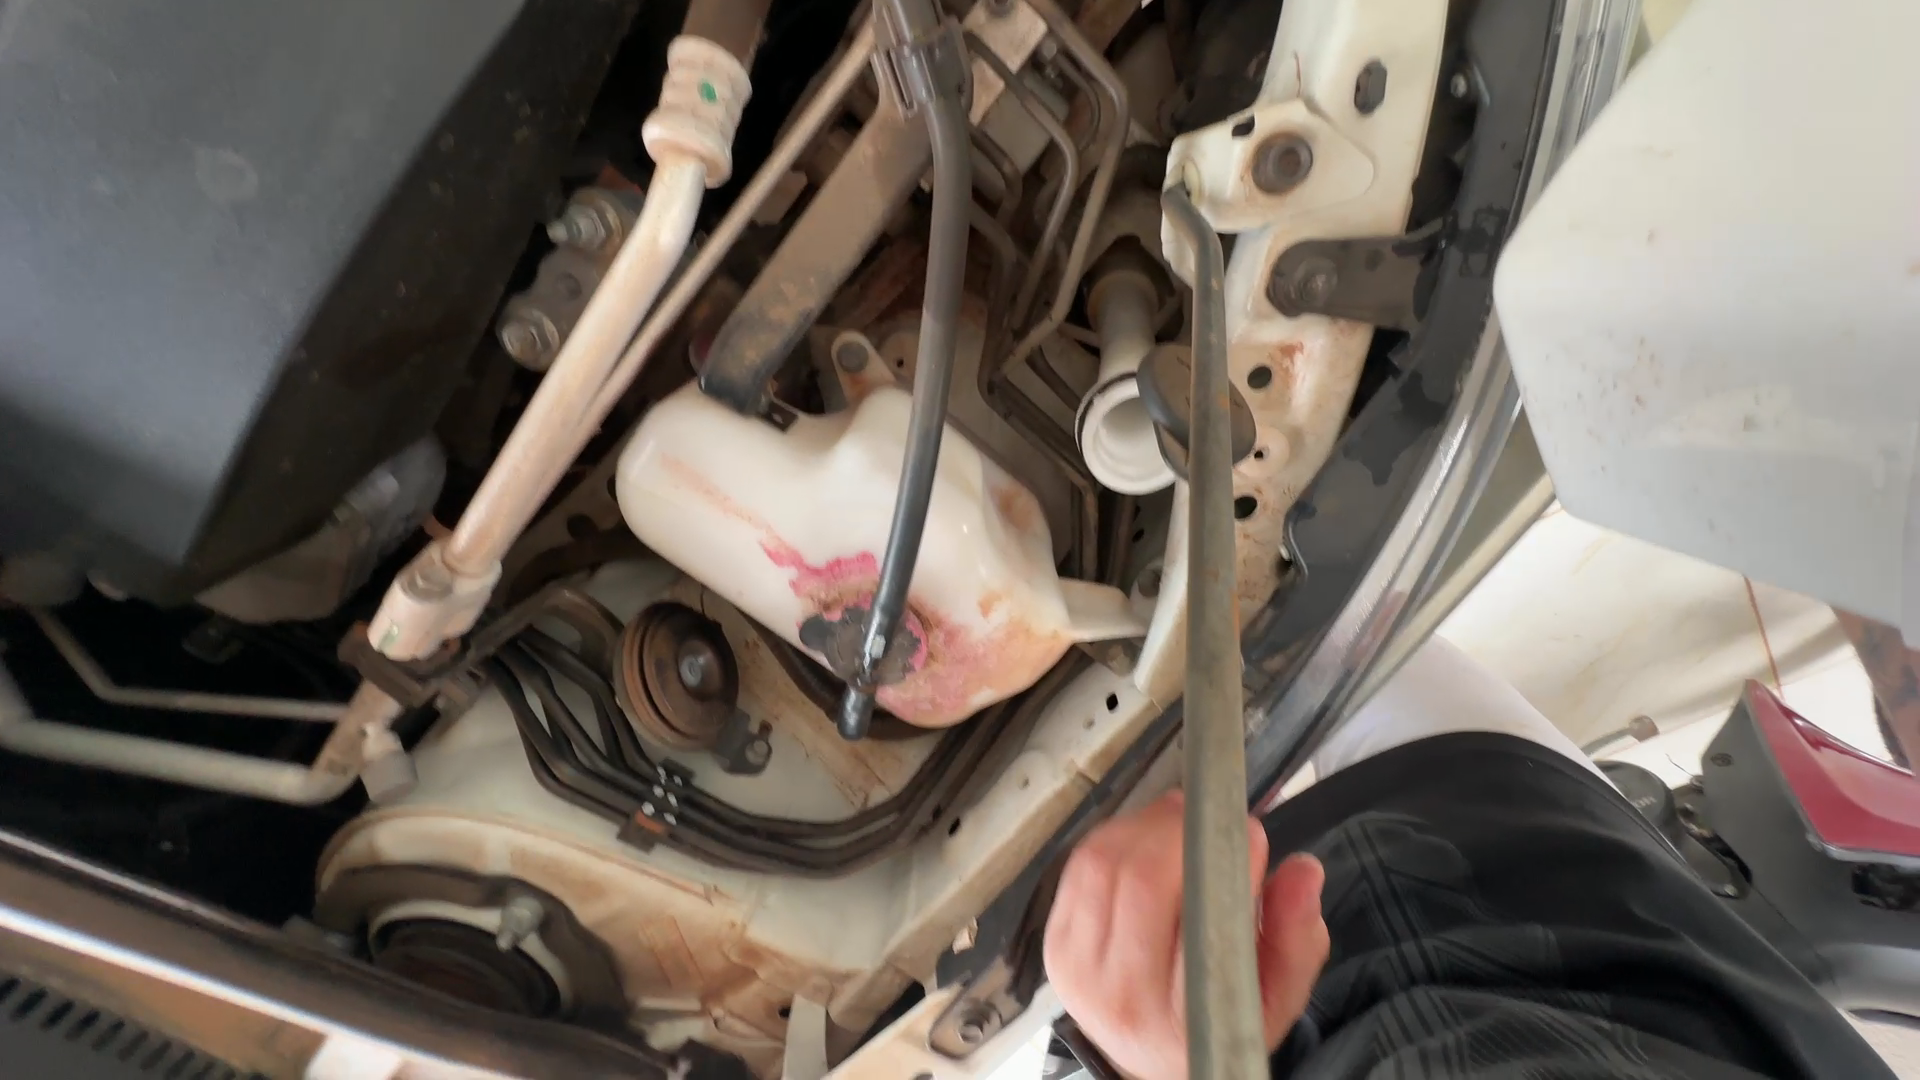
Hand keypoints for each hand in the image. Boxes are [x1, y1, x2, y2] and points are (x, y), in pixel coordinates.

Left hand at [1043, 791, 1328, 1078]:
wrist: (1146, 1057)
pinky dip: (1116, 836)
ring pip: (1104, 861)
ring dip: (1145, 825)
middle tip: (1213, 815)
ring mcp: (1074, 961)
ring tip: (1182, 817)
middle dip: (1178, 831)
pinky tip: (1146, 834)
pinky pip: (1081, 863)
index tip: (1251, 834)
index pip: (1193, 920)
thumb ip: (1295, 937)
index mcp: (1179, 1020)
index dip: (1218, 862)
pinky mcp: (1054, 932)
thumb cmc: (1217, 1019)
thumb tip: (1304, 870)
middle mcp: (1116, 992)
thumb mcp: (1273, 998)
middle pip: (1137, 878)